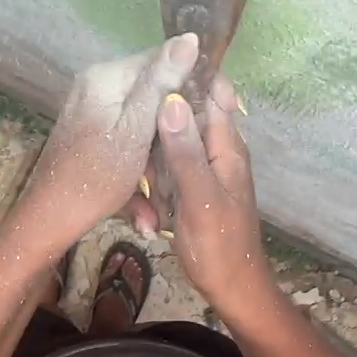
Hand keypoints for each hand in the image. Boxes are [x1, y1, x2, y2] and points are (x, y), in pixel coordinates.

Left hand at [15, 34, 199, 252]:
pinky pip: (129, 135)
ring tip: (180, 171)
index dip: (193, 78)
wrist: (51, 219)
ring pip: (144, 116)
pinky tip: (151, 194)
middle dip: (177, 117)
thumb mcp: (136, 130)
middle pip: (153, 89)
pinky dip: (141, 160)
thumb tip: (190, 38)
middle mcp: (97, 85)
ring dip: (161, 145)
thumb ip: (161, 84)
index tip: (223, 105)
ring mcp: (93, 109)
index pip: (161, 58)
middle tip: (204, 142)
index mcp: (106, 77)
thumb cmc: (96, 176)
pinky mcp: (93, 132)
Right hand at [148, 74, 275, 316]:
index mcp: (227, 146)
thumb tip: (172, 100)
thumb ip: (185, 151)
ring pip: (173, 138)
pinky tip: (133, 178)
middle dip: (159, 110)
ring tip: (125, 149)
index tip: (151, 68)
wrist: (231, 289)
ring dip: (151, 144)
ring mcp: (202, 168)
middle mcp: (217, 149)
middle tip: (125, 113)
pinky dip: (152, 167)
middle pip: (188, 111)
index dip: (188, 73)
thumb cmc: (219, 246)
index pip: (214, 91)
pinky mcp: (189, 185)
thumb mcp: (199, 198)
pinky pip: (168, 163)